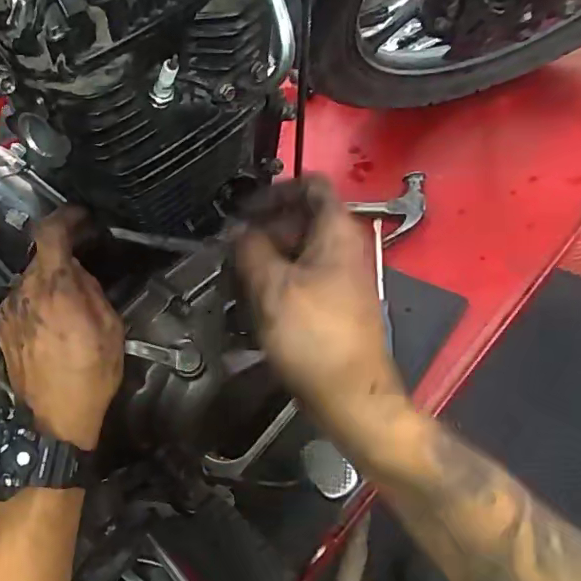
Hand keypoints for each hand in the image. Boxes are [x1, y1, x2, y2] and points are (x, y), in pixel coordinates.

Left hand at [0, 209, 123, 450]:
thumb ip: (91, 289)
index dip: (66, 217)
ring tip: (69, 303)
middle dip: (62, 256)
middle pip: (40, 257)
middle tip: (84, 266)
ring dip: (49, 282)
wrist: (55, 419)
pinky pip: (20, 301)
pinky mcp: (1, 328)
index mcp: (54, 287)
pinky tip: (52, 322)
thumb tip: (78, 271)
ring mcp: (8, 311)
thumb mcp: (110, 328)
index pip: (50, 232)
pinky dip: (36, 300)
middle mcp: (24, 292)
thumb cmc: (90, 375)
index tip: (81, 218)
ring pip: (29, 280)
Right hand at [234, 176, 406, 439]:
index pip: (311, 185)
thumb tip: (237, 230)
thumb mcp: (272, 288)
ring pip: (296, 249)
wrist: (349, 394)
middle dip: (262, 227)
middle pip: (300, 217)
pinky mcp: (331, 302)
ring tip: (234, 275)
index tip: (242, 209)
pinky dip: (275, 278)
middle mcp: (343, 247)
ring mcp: (338, 276)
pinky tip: (252, 299)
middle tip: (230, 247)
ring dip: (264, 256)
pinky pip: (300, 275)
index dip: (274, 190)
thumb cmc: (313, 337)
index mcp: (337, 232)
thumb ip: (250, 250)